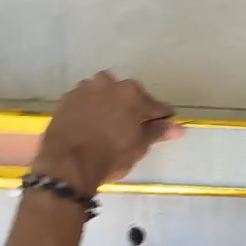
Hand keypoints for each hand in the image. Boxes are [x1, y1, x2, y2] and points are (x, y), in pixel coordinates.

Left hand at [31, 72, 181, 193]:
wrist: (66, 162)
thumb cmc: (110, 156)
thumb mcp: (139, 147)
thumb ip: (158, 132)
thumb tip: (179, 127)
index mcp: (132, 93)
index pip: (155, 106)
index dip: (159, 120)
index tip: (160, 130)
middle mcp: (109, 83)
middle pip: (129, 96)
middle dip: (133, 110)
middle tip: (132, 131)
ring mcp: (85, 88)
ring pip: (106, 95)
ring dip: (111, 106)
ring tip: (109, 128)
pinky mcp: (67, 97)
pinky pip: (87, 101)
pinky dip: (92, 110)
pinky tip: (91, 126)